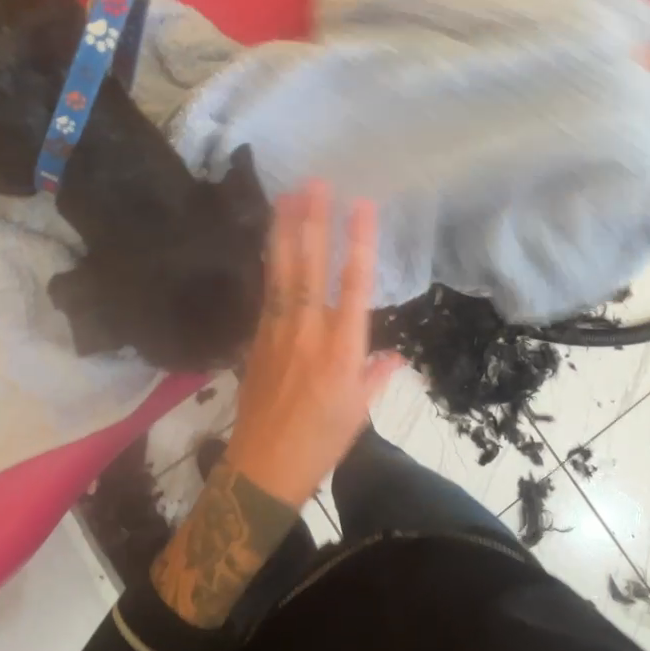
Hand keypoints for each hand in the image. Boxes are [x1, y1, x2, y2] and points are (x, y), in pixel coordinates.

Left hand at [224, 182, 403, 507]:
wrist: (262, 468)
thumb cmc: (320, 444)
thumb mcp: (358, 413)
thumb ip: (375, 376)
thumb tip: (394, 356)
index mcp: (341, 349)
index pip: (354, 284)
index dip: (358, 241)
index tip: (361, 205)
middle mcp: (308, 330)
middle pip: (311, 266)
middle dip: (314, 222)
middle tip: (315, 183)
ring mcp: (276, 331)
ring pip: (282, 271)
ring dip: (285, 231)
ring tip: (288, 196)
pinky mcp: (256, 338)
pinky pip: (267, 290)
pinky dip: (271, 261)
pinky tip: (272, 241)